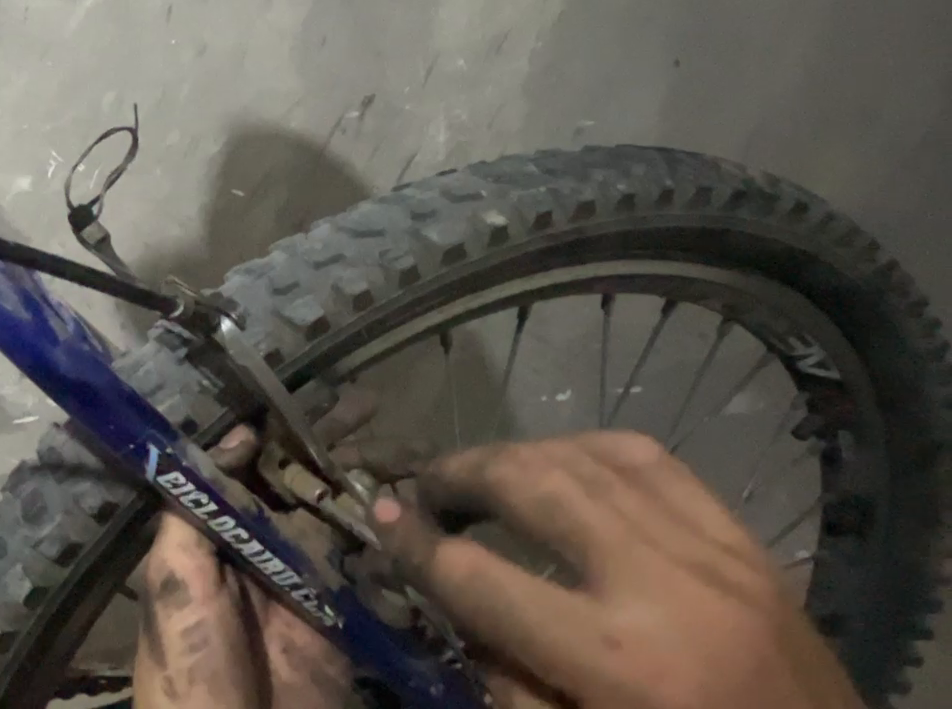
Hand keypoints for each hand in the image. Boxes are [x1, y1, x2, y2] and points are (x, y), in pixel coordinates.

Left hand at [133, 389, 425, 708]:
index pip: (251, 465)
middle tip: (370, 406)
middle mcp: (261, 543)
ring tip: (403, 445)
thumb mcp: (172, 571)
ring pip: (336, 516)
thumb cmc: (188, 654)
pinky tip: (414, 507)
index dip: (281, 430)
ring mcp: (304, 578)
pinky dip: (389, 540)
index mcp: (218, 527)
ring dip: (365, 481)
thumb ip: (193, 504)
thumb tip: (234, 437)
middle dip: (331, 445)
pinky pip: (367, 570)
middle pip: (299, 483)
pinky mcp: (342, 617)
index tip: (313, 396)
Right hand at [372, 431, 863, 708]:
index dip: (411, 542)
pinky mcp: (745, 543)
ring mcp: (712, 554)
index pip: (475, 576)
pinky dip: (581, 449)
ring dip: (509, 457)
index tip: (378, 515)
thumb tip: (451, 592)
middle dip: (455, 476)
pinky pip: (645, 459)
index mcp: (619, 662)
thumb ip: (503, 673)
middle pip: (525, 485)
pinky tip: (558, 466)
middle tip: (425, 491)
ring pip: (577, 456)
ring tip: (480, 477)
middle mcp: (663, 588)